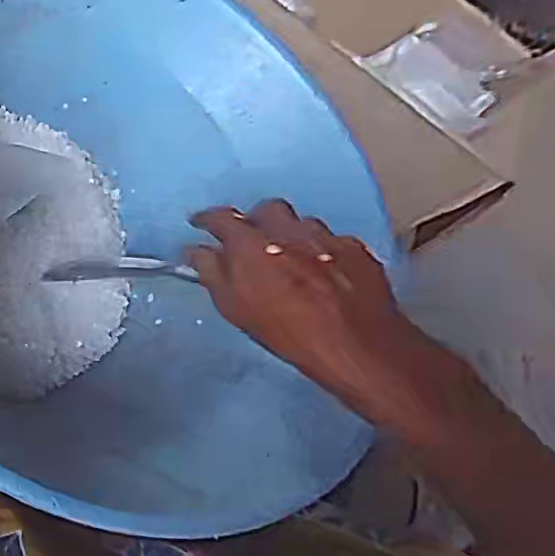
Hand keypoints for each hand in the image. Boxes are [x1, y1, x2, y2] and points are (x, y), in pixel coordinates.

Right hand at [186, 199, 478, 439]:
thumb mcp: (233, 306)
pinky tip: (322, 268)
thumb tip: (196, 251)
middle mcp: (288, 232)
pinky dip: (321, 249)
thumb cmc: (286, 330)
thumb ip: (211, 272)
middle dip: (255, 218)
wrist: (357, 346)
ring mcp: (326, 239)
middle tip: (250, 238)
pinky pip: (333, 240)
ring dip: (290, 233)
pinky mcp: (358, 252)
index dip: (207, 218)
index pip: (221, 217)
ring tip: (288, 254)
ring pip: (302, 222)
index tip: (200, 222)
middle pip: (267, 209)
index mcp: (251, 243)